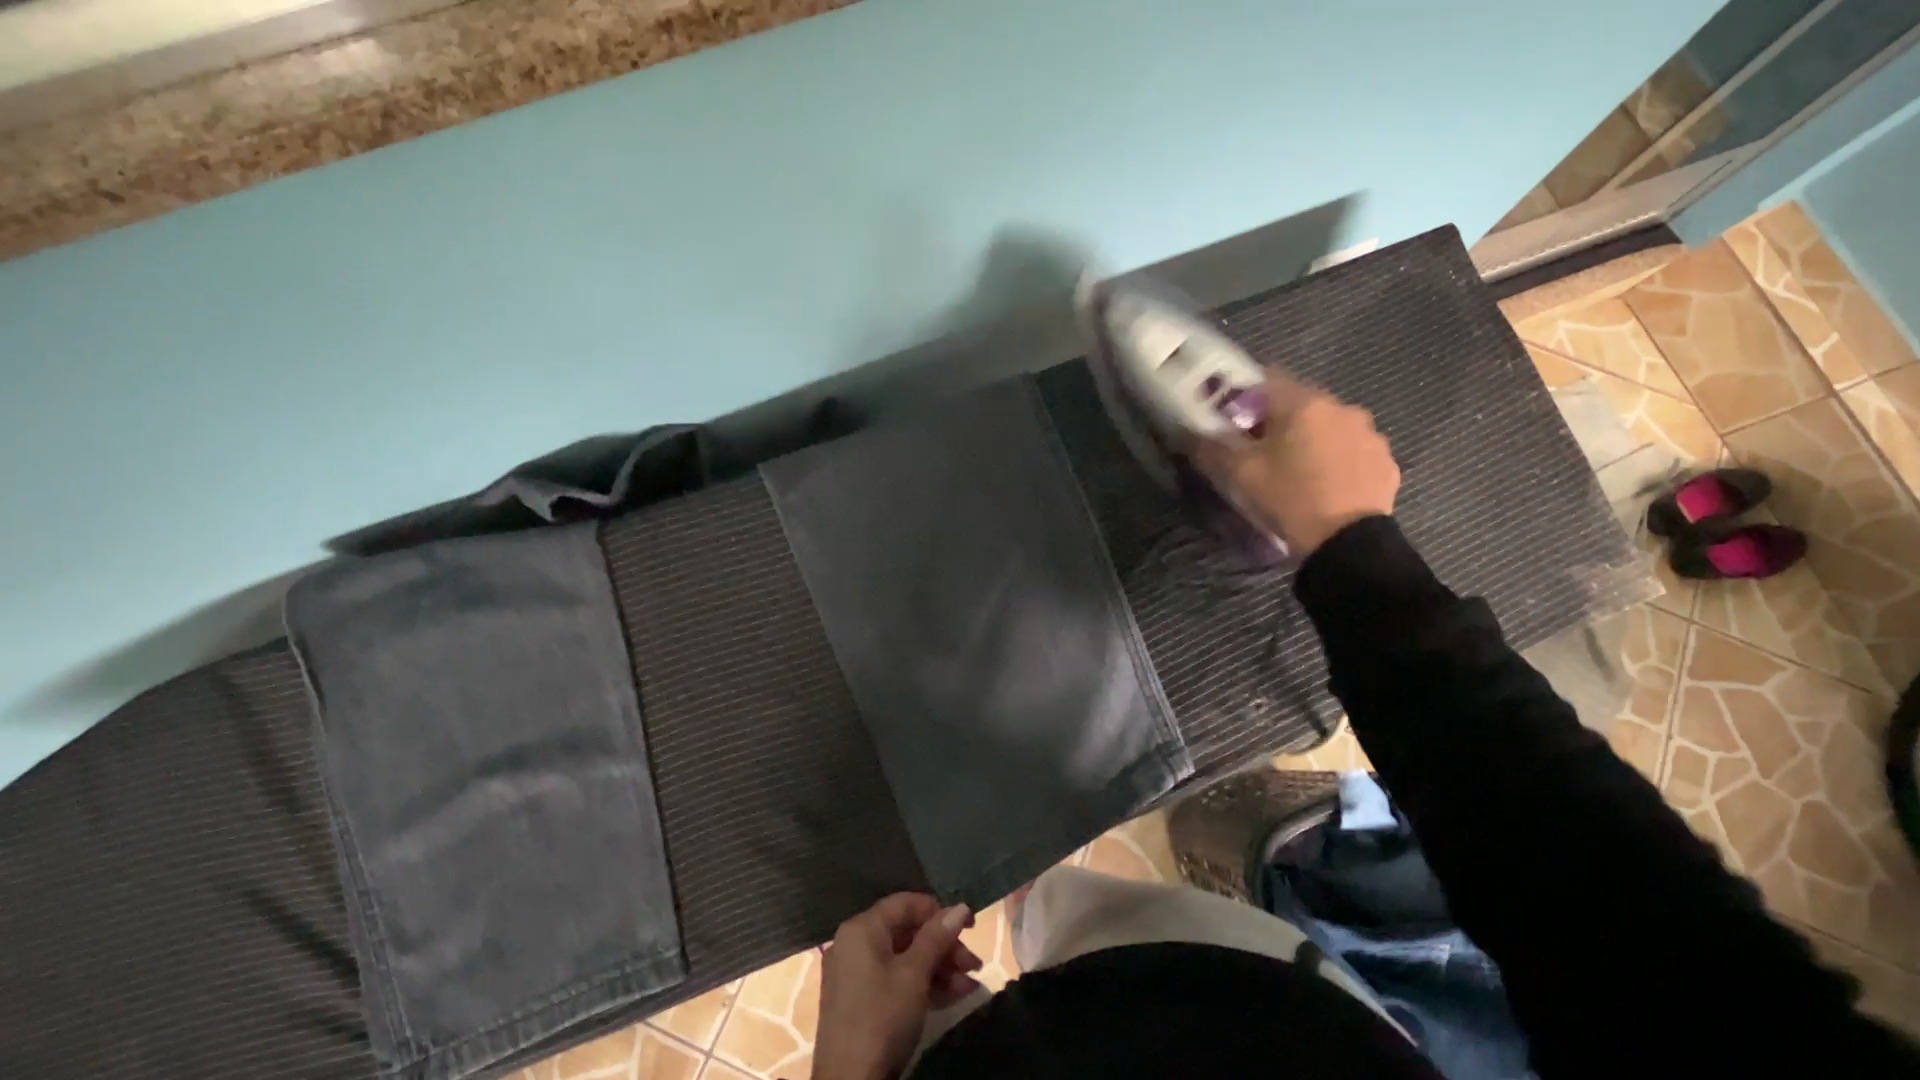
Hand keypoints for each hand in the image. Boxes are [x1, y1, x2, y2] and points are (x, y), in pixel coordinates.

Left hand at [813, 894, 981, 1079]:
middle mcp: (855, 944)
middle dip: (945, 947)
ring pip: (905, 959)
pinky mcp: (861, 1001)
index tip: (971, 927)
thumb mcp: (914, 974)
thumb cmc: (882, 1017)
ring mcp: (856, 974)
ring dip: (940, 969)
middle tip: (974, 964)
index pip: (906, 904)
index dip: (940, 911)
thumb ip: (937, 937)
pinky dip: (923, 985)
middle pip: (907, 932)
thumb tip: (960, 906)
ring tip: (970, 986)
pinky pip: (896, 980)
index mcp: (862, 929)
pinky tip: (953, 997)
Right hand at [1195, 373, 1400, 555]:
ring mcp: (1368, 434)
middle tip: (1261, 453)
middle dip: (1279, 422)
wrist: (1347, 543)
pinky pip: (1352, 451)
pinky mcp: (1385, 462)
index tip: (1234, 423)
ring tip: (1297, 474)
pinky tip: (1325, 487)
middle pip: (1300, 403)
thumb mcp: (1239, 475)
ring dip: (1312, 440)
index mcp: (1303, 403)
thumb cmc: (1288, 498)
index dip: (1245, 398)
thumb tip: (1187, 432)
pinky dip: (1338, 461)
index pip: (1267, 379)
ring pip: (1329, 427)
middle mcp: (1341, 408)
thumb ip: (1209, 446)